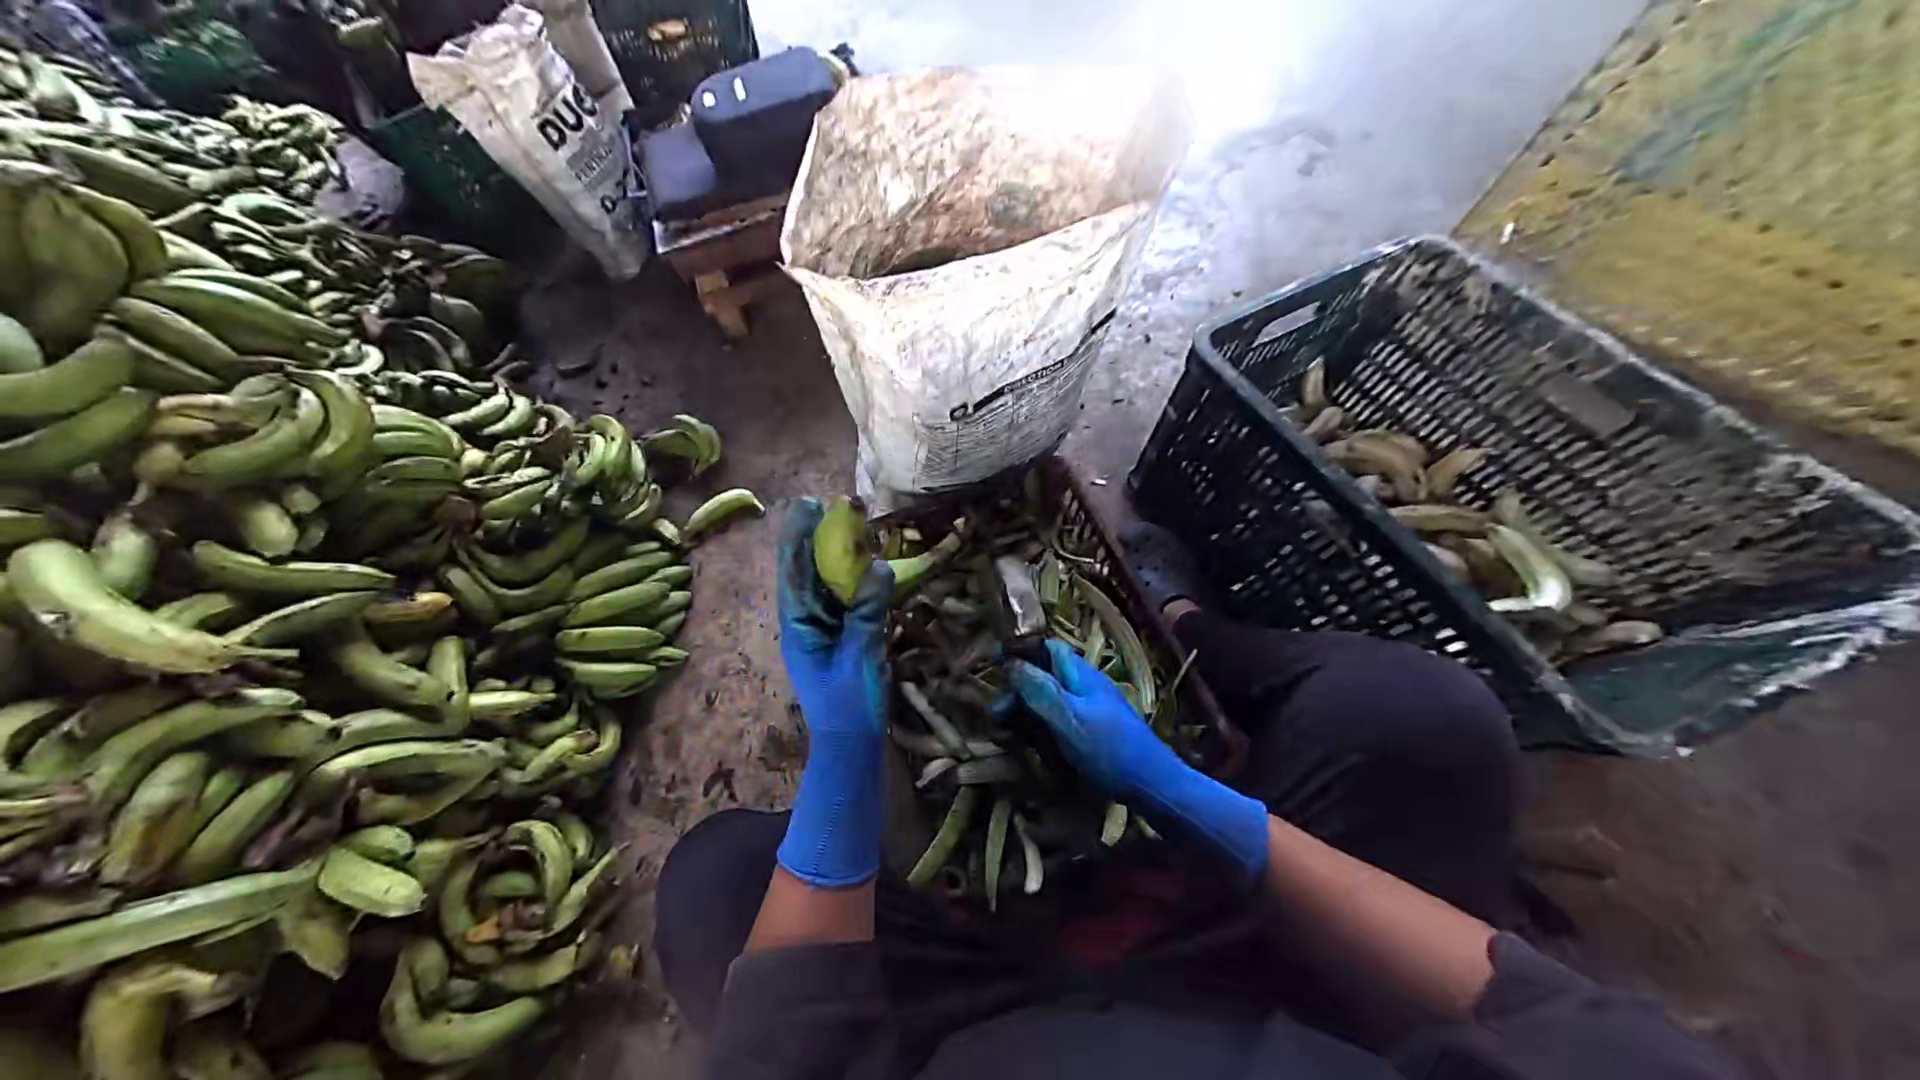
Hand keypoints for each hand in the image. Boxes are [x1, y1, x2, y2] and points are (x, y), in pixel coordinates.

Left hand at [773, 497, 894, 886]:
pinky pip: (847, 597)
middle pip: (808, 569)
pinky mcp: (844, 632)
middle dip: (819, 537)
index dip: (798, 537)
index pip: (794, 573)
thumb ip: (867, 615)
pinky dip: (857, 576)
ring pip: (827, 581)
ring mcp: (825, 626)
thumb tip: (880, 568)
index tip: (808, 504)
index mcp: (799, 626)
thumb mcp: (859, 661)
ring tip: (855, 522)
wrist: (853, 742)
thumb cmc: (850, 706)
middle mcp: (807, 619)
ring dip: (839, 552)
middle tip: (839, 505)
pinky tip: (871, 560)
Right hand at [1007, 639, 1268, 875]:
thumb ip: (1039, 689)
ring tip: (1006, 734)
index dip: (1020, 651)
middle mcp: (1082, 686)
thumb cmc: (1109, 749)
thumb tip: (1010, 662)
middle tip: (997, 715)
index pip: (1047, 648)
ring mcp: (1087, 710)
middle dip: (1016, 692)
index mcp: (1080, 674)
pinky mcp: (1088, 733)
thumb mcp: (1069, 717)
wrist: (1151, 785)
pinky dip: (1038, 729)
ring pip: (1046, 701)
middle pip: (1042, 677)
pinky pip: (1056, 722)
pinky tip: (1028, 747)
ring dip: (1024, 713)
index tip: (993, 663)